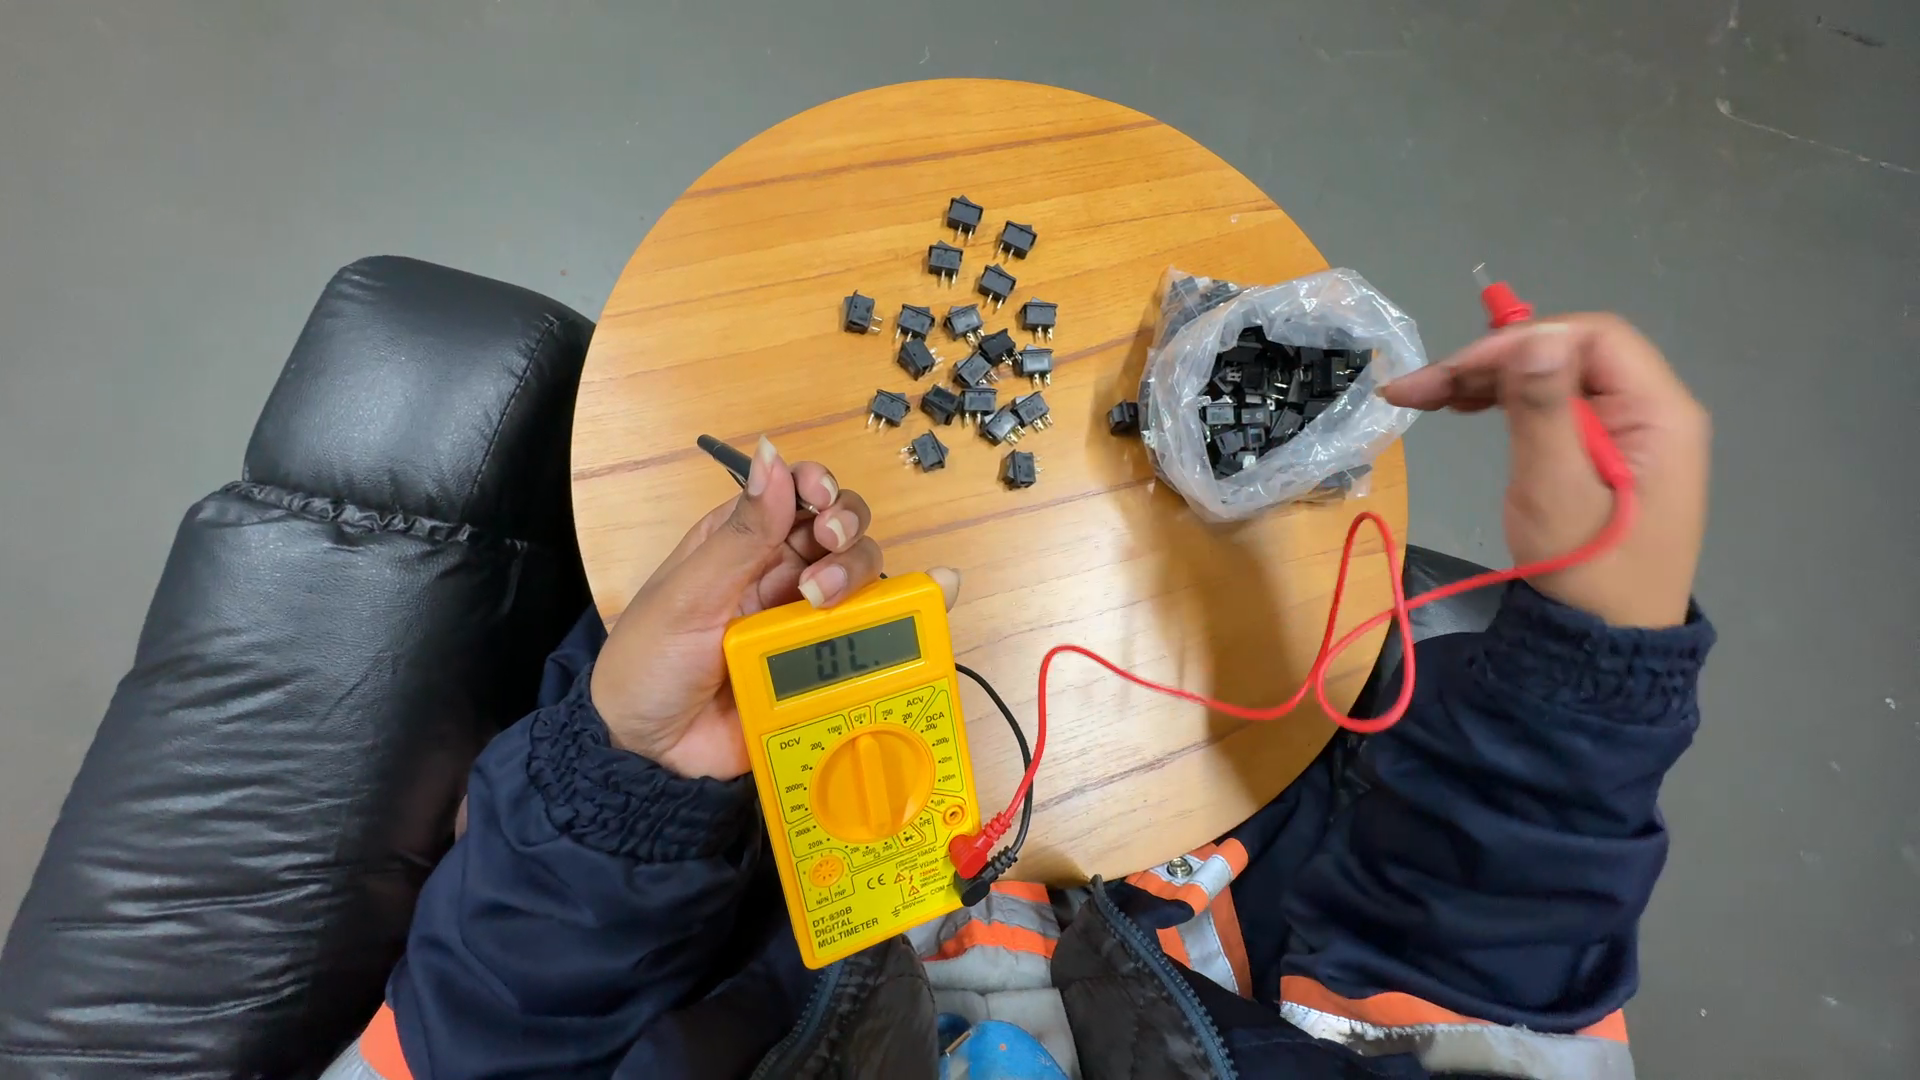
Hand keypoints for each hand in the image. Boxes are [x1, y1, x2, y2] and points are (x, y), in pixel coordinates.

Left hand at [589, 436, 961, 778]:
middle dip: (845, 528)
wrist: (653, 756)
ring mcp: (807, 617)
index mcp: (743, 542)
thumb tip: (772, 456)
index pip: (796, 494)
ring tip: (823, 600)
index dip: (818, 485)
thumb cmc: (649, 665)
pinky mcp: (827, 660)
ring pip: (862, 575)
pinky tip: (933, 596)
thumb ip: (740, 532)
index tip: (820, 498)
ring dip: (859, 573)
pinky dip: (906, 611)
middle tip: (826, 547)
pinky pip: (873, 631)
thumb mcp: (689, 593)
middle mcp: (782, 572)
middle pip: (842, 529)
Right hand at [1381, 315, 1708, 627]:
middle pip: (1564, 355)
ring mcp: (1623, 431)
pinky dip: (1500, 402)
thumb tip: (1532, 339)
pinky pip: (1548, 407)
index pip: (1588, 338)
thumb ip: (1545, 411)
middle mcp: (1647, 409)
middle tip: (1412, 390)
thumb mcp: (1556, 487)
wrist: (1603, 632)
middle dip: (1485, 364)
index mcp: (1656, 410)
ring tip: (1424, 398)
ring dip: (1485, 381)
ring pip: (1550, 378)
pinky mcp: (1597, 452)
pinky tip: (1461, 409)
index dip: (1514, 343)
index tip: (1449, 374)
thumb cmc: (1583, 563)